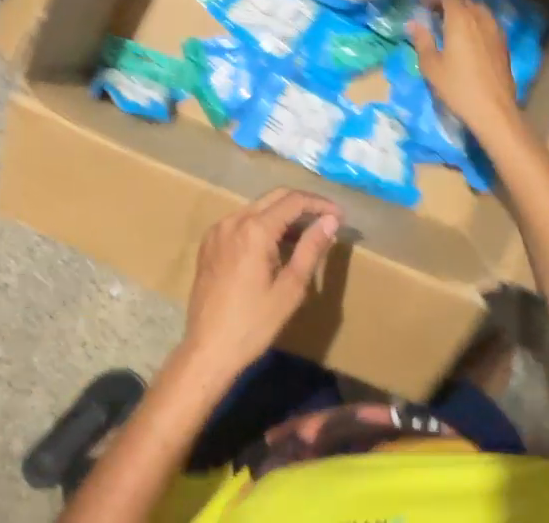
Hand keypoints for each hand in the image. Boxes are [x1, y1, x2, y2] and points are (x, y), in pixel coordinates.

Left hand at [178, 189, 341, 380]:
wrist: (208, 350)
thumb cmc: (254, 323)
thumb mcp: (290, 288)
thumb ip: (311, 248)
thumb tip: (330, 220)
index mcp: (254, 230)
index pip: (294, 201)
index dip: (320, 204)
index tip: (340, 216)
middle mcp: (233, 220)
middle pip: (274, 197)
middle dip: (303, 204)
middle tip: (327, 220)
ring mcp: (217, 231)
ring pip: (257, 208)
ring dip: (282, 215)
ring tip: (305, 235)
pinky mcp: (208, 244)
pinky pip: (240, 222)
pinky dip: (261, 225)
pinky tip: (275, 246)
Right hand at [408, 0, 525, 143]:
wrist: (494, 109)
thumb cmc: (458, 87)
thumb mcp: (431, 66)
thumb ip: (422, 41)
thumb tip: (414, 24)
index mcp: (461, 20)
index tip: (422, 2)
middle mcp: (480, 19)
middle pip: (464, 0)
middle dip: (448, 2)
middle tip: (433, 13)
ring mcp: (495, 30)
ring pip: (478, 10)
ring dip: (463, 11)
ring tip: (450, 24)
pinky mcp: (503, 44)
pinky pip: (487, 22)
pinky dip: (475, 22)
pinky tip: (468, 38)